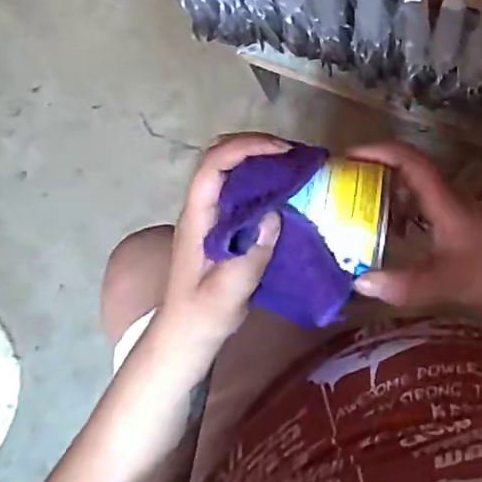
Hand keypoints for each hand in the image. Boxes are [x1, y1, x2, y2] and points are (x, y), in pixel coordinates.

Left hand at [161, 132, 289, 356]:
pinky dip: (264, 178)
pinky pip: (242, 187)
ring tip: (296, 167)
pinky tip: (288, 190)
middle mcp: (201, 208)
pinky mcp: (224, 224)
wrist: (185, 337)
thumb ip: (251, 253)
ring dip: (261, 158)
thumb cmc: (203, 316)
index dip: (247, 148)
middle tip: (293, 155)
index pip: (214, 165)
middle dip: (255, 144)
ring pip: (231, 168)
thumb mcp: (228, 292)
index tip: (283, 152)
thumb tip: (275, 214)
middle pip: (220, 154)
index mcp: (197, 217)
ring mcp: (211, 214)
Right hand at [346, 142, 481, 309]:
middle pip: (407, 166)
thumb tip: (360, 281)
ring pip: (413, 185)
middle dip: (374, 167)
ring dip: (385, 188)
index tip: (348, 155)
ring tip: (354, 204)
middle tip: (343, 180)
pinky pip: (419, 203)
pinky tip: (384, 230)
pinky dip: (398, 208)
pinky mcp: (453, 219)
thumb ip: (402, 285)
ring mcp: (450, 205)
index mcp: (441, 199)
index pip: (408, 160)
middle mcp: (445, 194)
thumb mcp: (442, 282)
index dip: (378, 151)